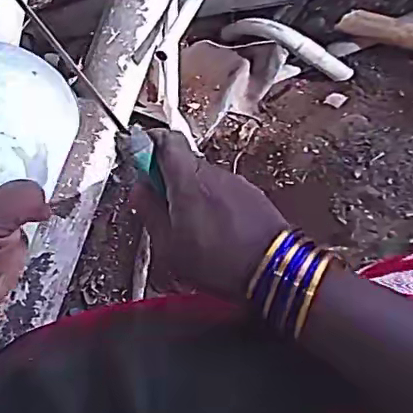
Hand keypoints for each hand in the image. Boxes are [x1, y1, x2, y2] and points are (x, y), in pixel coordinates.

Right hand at [131, 129, 287, 299]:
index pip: (165, 141)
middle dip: (167, 178)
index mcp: (187, 182)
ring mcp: (235, 182)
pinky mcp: (251, 194)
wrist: (274, 270)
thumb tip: (138, 191)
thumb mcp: (168, 245)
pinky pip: (221, 190)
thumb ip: (149, 212)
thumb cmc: (219, 262)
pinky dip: (211, 202)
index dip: (149, 145)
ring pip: (202, 177)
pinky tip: (213, 230)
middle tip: (160, 206)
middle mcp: (212, 174)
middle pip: (182, 161)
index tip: (139, 162)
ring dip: (190, 193)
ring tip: (189, 226)